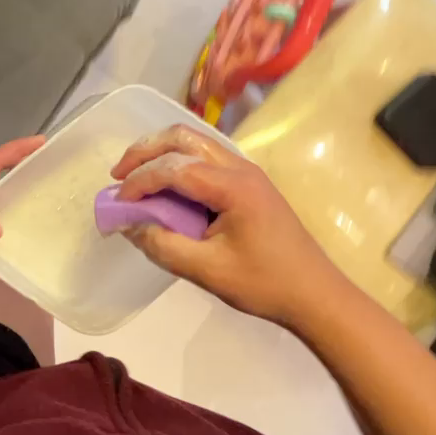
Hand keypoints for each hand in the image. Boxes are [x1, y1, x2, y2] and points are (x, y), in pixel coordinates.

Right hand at [109, 124, 354, 329]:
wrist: (317, 295)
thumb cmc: (265, 283)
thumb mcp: (207, 270)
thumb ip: (163, 245)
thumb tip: (129, 226)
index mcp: (233, 186)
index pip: (173, 167)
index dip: (139, 181)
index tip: (118, 204)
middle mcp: (239, 168)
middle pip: (181, 138)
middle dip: (144, 152)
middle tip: (118, 175)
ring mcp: (245, 172)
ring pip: (192, 142)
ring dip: (159, 153)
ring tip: (134, 177)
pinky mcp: (246, 183)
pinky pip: (203, 157)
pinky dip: (175, 162)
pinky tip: (163, 187)